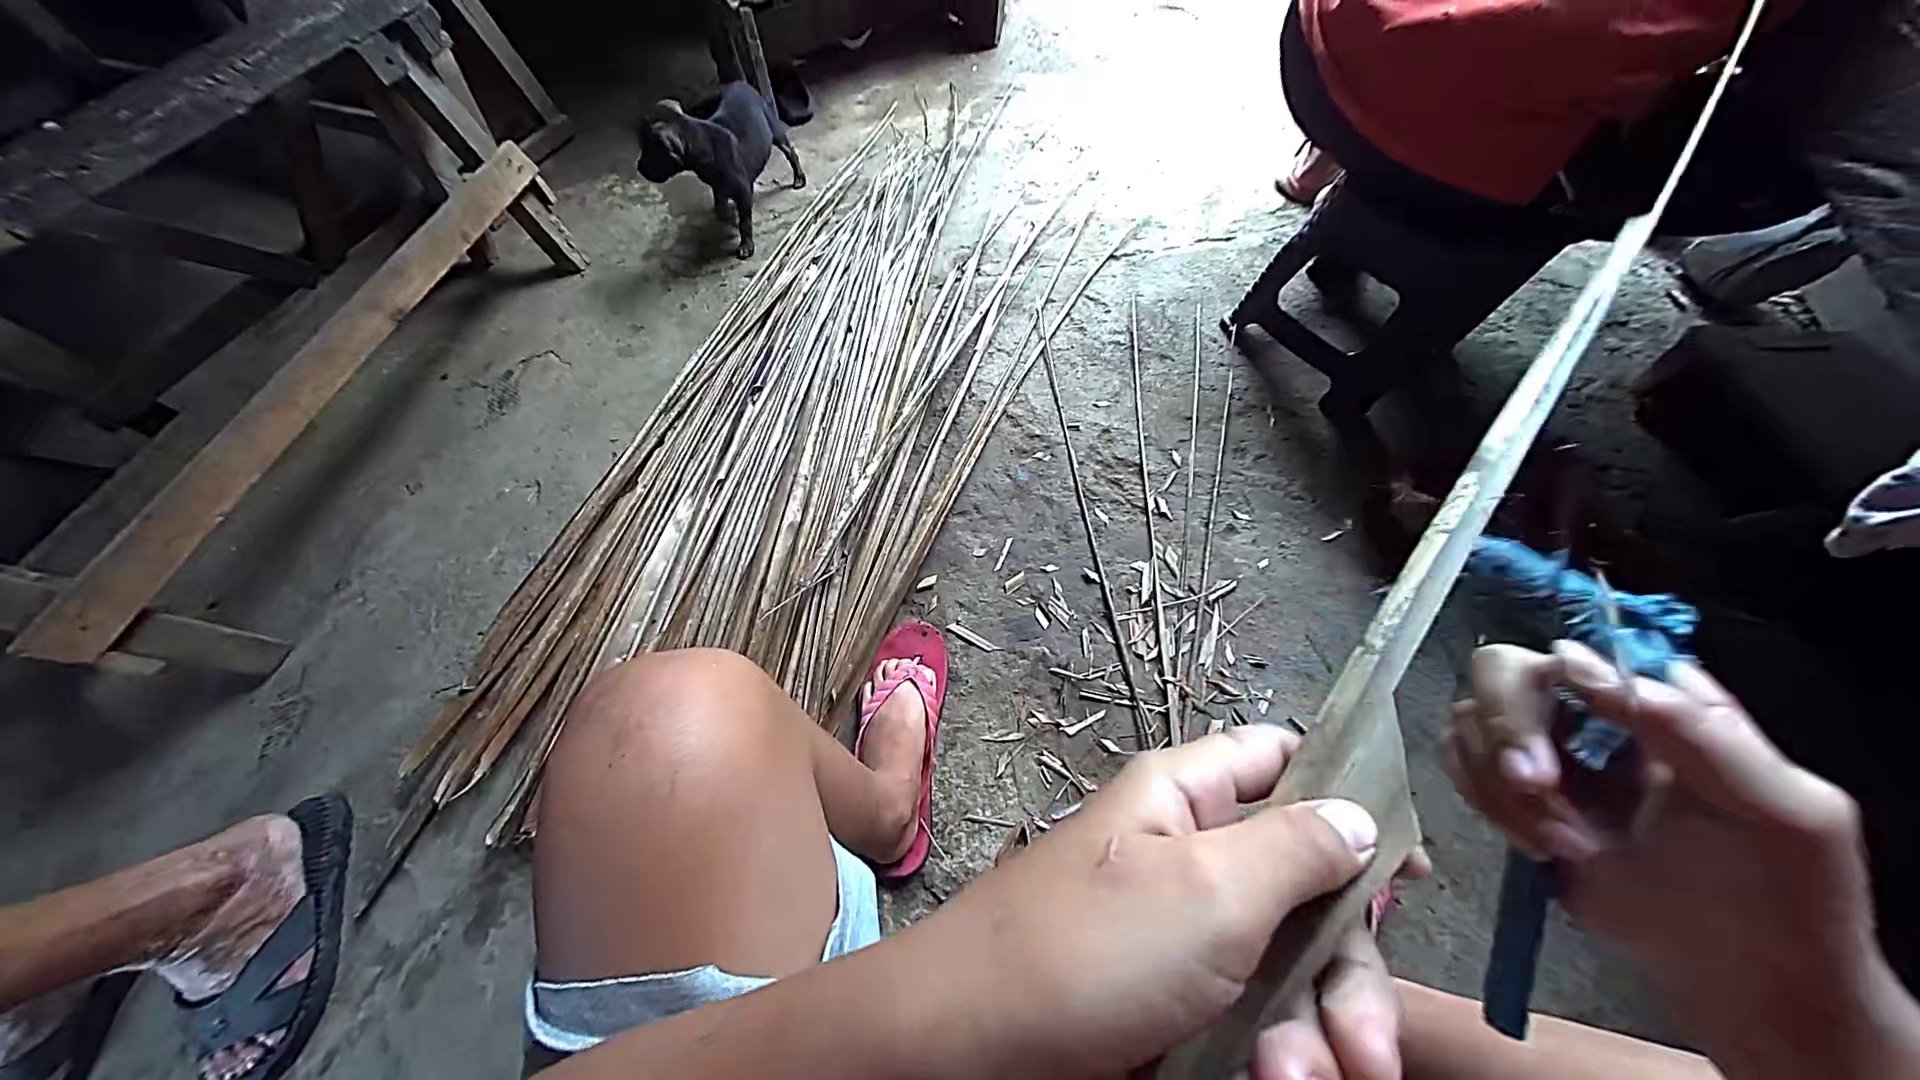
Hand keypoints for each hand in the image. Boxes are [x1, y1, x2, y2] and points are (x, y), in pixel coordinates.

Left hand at [894, 725, 1395, 1079]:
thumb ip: (1291, 847)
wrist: (980, 1038)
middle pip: (1303, 877)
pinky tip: (1274, 1079)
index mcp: (1185, 794)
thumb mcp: (1206, 888)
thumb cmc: (1092, 946)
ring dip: (1315, 1022)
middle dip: (1343, 959)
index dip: (1343, 789)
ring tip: (1300, 1076)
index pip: (1274, 756)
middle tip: (1362, 1044)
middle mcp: (1188, 845)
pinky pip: (1251, 1003)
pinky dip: (1275, 1046)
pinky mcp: (1177, 984)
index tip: (1409, 863)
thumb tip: (1355, 810)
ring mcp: (1184, 920)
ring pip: (1286, 953)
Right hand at [1444, 643, 1917, 1078]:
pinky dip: (1482, 800)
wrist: (1733, 975)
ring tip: (1561, 840)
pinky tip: (1534, 841)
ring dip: (1501, 784)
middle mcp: (1583, 707)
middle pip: (1500, 671)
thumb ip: (1690, 724)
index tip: (1562, 741)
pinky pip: (1454, 760)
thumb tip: (1568, 659)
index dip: (1552, 682)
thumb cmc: (1778, 890)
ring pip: (1468, 719)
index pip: (1574, 651)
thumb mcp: (1780, 806)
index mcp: (1653, 698)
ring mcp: (1536, 744)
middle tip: (1534, 785)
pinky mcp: (1498, 782)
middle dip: (1508, 730)